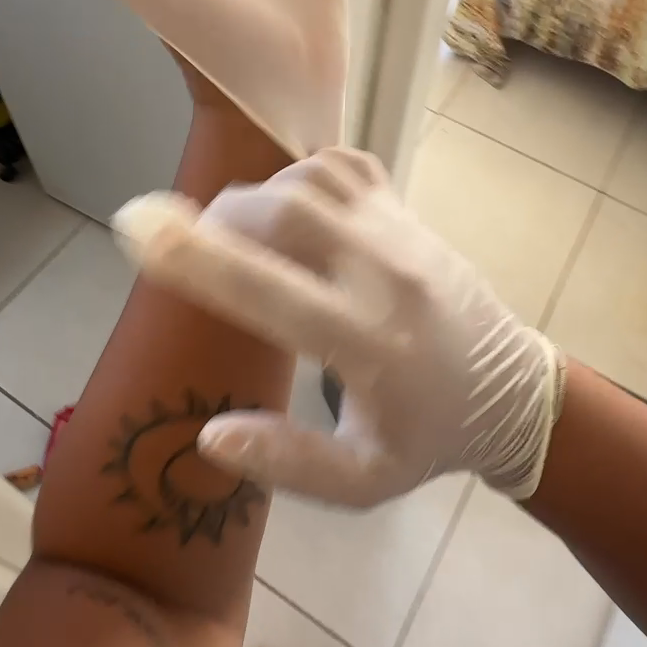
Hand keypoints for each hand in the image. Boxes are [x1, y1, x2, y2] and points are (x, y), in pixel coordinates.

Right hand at [111, 149, 566, 506]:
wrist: (511, 391)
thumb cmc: (428, 437)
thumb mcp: (364, 482)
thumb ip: (289, 464)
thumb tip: (211, 435)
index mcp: (368, 346)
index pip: (268, 290)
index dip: (194, 257)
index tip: (136, 226)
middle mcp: (385, 275)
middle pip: (286, 210)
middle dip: (222, 217)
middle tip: (194, 241)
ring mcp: (402, 233)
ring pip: (311, 178)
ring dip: (260, 196)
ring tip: (242, 233)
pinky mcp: (409, 213)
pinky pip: (345, 164)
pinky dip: (301, 172)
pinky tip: (291, 206)